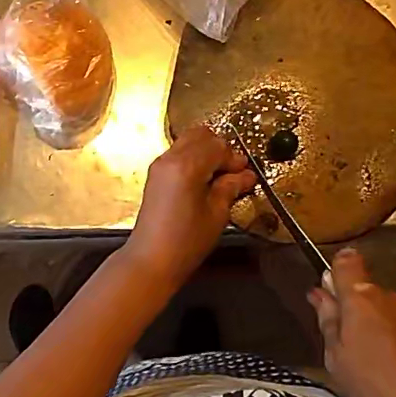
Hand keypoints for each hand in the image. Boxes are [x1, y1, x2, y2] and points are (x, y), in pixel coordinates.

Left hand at [122, 124, 256, 288]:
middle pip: (201, 135)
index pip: (218, 146)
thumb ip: (230, 188)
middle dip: (220, 149)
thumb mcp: (216, 214)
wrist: (150, 261)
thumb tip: (245, 175)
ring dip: (206, 152)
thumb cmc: (185, 242)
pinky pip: (178, 154)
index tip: (245, 174)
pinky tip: (203, 182)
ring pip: (188, 141)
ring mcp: (160, 165)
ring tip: (219, 178)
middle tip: (233, 171)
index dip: (235, 158)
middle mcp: (170, 159)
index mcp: (187, 166)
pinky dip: (194, 159)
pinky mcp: (155, 175)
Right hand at [308, 249, 395, 396]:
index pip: (346, 260)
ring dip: (374, 328)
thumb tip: (320, 293)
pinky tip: (391, 373)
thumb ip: (328, 320)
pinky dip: (393, 342)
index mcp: (361, 296)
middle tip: (343, 344)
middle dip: (353, 309)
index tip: (328, 296)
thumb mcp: (337, 357)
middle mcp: (389, 297)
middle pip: (365, 290)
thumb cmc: (376, 385)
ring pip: (383, 311)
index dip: (335, 272)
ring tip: (369, 366)